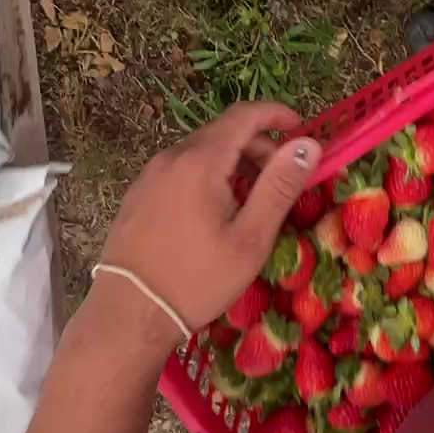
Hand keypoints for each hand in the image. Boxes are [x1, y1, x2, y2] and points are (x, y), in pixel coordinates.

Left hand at [96, 102, 317, 332]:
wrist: (126, 318)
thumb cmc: (196, 279)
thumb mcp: (251, 237)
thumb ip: (280, 185)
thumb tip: (308, 144)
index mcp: (200, 161)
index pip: (243, 115)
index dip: (276, 114)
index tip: (301, 128)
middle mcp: (171, 157)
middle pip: (223, 132)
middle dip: (259, 146)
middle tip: (282, 178)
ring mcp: (150, 175)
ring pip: (202, 151)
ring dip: (234, 162)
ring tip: (253, 201)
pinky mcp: (138, 195)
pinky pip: (182, 169)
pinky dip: (209, 175)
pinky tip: (216, 213)